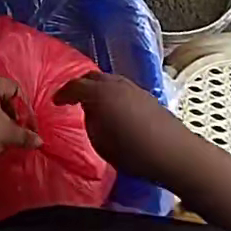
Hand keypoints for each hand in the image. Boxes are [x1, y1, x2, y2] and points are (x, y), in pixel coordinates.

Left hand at [0, 75, 41, 168]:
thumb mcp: (5, 134)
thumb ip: (24, 135)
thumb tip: (40, 141)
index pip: (15, 89)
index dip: (25, 108)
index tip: (30, 127)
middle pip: (4, 97)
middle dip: (15, 115)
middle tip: (20, 132)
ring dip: (3, 121)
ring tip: (9, 138)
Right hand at [55, 71, 206, 183]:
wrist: (174, 153)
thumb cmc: (134, 152)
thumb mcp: (101, 143)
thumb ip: (91, 122)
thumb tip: (90, 112)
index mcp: (101, 94)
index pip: (75, 86)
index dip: (63, 93)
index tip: (56, 101)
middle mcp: (116, 84)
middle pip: (92, 76)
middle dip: (80, 85)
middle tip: (72, 98)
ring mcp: (134, 88)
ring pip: (109, 80)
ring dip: (98, 88)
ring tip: (92, 102)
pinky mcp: (147, 96)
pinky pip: (122, 88)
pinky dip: (112, 93)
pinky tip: (114, 108)